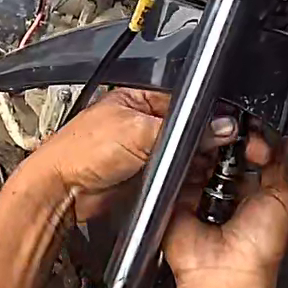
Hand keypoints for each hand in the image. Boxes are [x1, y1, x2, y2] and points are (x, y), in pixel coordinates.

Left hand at [19, 89, 259, 218]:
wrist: (63, 192)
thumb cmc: (80, 151)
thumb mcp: (138, 131)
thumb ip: (181, 128)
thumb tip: (218, 126)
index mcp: (141, 96)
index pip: (187, 98)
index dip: (206, 113)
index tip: (224, 127)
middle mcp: (146, 119)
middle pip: (191, 126)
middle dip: (204, 139)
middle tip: (214, 150)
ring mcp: (147, 147)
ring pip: (187, 152)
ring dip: (196, 161)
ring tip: (196, 167)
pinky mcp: (148, 173)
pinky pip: (177, 173)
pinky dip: (185, 177)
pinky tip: (187, 180)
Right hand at [163, 137, 287, 287]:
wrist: (224, 271)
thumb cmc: (257, 249)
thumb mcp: (285, 199)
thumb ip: (282, 167)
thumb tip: (285, 142)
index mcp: (254, 190)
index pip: (250, 150)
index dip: (253, 138)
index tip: (254, 132)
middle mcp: (225, 190)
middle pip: (223, 148)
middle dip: (230, 139)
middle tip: (236, 140)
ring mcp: (199, 191)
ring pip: (200, 154)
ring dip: (207, 148)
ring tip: (216, 155)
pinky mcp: (175, 195)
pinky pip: (177, 166)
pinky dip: (185, 159)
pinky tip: (195, 161)